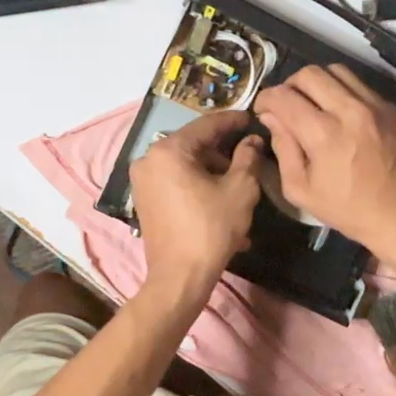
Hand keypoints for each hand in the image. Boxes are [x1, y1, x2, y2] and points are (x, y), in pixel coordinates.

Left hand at [129, 110, 263, 295]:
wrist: (180, 278)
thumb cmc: (211, 229)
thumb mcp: (240, 189)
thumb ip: (248, 157)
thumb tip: (251, 141)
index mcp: (169, 150)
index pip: (207, 125)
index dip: (234, 121)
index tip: (252, 118)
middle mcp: (149, 159)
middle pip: (195, 147)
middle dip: (224, 154)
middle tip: (250, 160)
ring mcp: (143, 182)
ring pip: (187, 168)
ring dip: (214, 176)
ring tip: (241, 191)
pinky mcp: (145, 202)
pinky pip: (177, 186)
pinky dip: (199, 191)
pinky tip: (222, 207)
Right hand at [253, 65, 395, 258]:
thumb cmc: (348, 210)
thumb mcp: (301, 190)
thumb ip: (283, 148)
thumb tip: (271, 117)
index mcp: (323, 134)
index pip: (284, 97)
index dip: (265, 99)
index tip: (262, 110)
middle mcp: (348, 110)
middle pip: (309, 73)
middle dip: (289, 85)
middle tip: (286, 105)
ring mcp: (373, 105)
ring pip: (336, 70)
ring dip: (316, 83)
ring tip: (312, 104)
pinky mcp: (390, 108)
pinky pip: (358, 84)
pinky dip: (341, 91)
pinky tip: (339, 113)